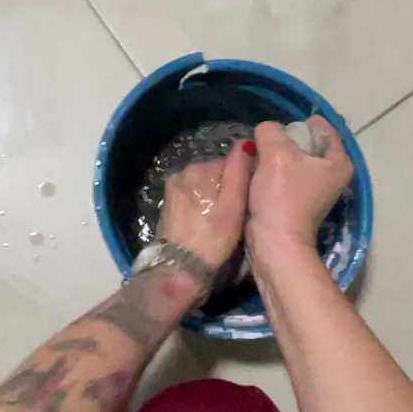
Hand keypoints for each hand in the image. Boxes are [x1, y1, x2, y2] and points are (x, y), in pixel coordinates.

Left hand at [155, 139, 255, 270]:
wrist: (179, 268)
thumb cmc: (212, 238)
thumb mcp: (233, 206)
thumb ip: (238, 172)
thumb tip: (245, 143)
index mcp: (200, 169)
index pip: (230, 165)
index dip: (241, 184)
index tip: (244, 204)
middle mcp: (182, 172)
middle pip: (215, 175)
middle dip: (224, 191)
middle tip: (233, 216)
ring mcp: (172, 189)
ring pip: (202, 187)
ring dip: (212, 200)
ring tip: (219, 223)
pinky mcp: (167, 205)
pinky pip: (191, 199)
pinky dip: (199, 208)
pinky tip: (204, 225)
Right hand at [247, 116, 352, 258]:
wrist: (275, 243)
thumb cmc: (282, 197)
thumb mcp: (275, 153)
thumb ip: (270, 131)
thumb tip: (266, 131)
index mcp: (339, 161)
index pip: (320, 126)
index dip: (296, 126)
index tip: (276, 137)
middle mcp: (334, 174)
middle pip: (305, 142)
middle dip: (282, 142)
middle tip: (264, 150)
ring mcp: (317, 189)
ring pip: (292, 159)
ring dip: (274, 158)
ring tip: (259, 165)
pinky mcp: (300, 200)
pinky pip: (286, 175)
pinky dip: (273, 174)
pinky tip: (259, 179)